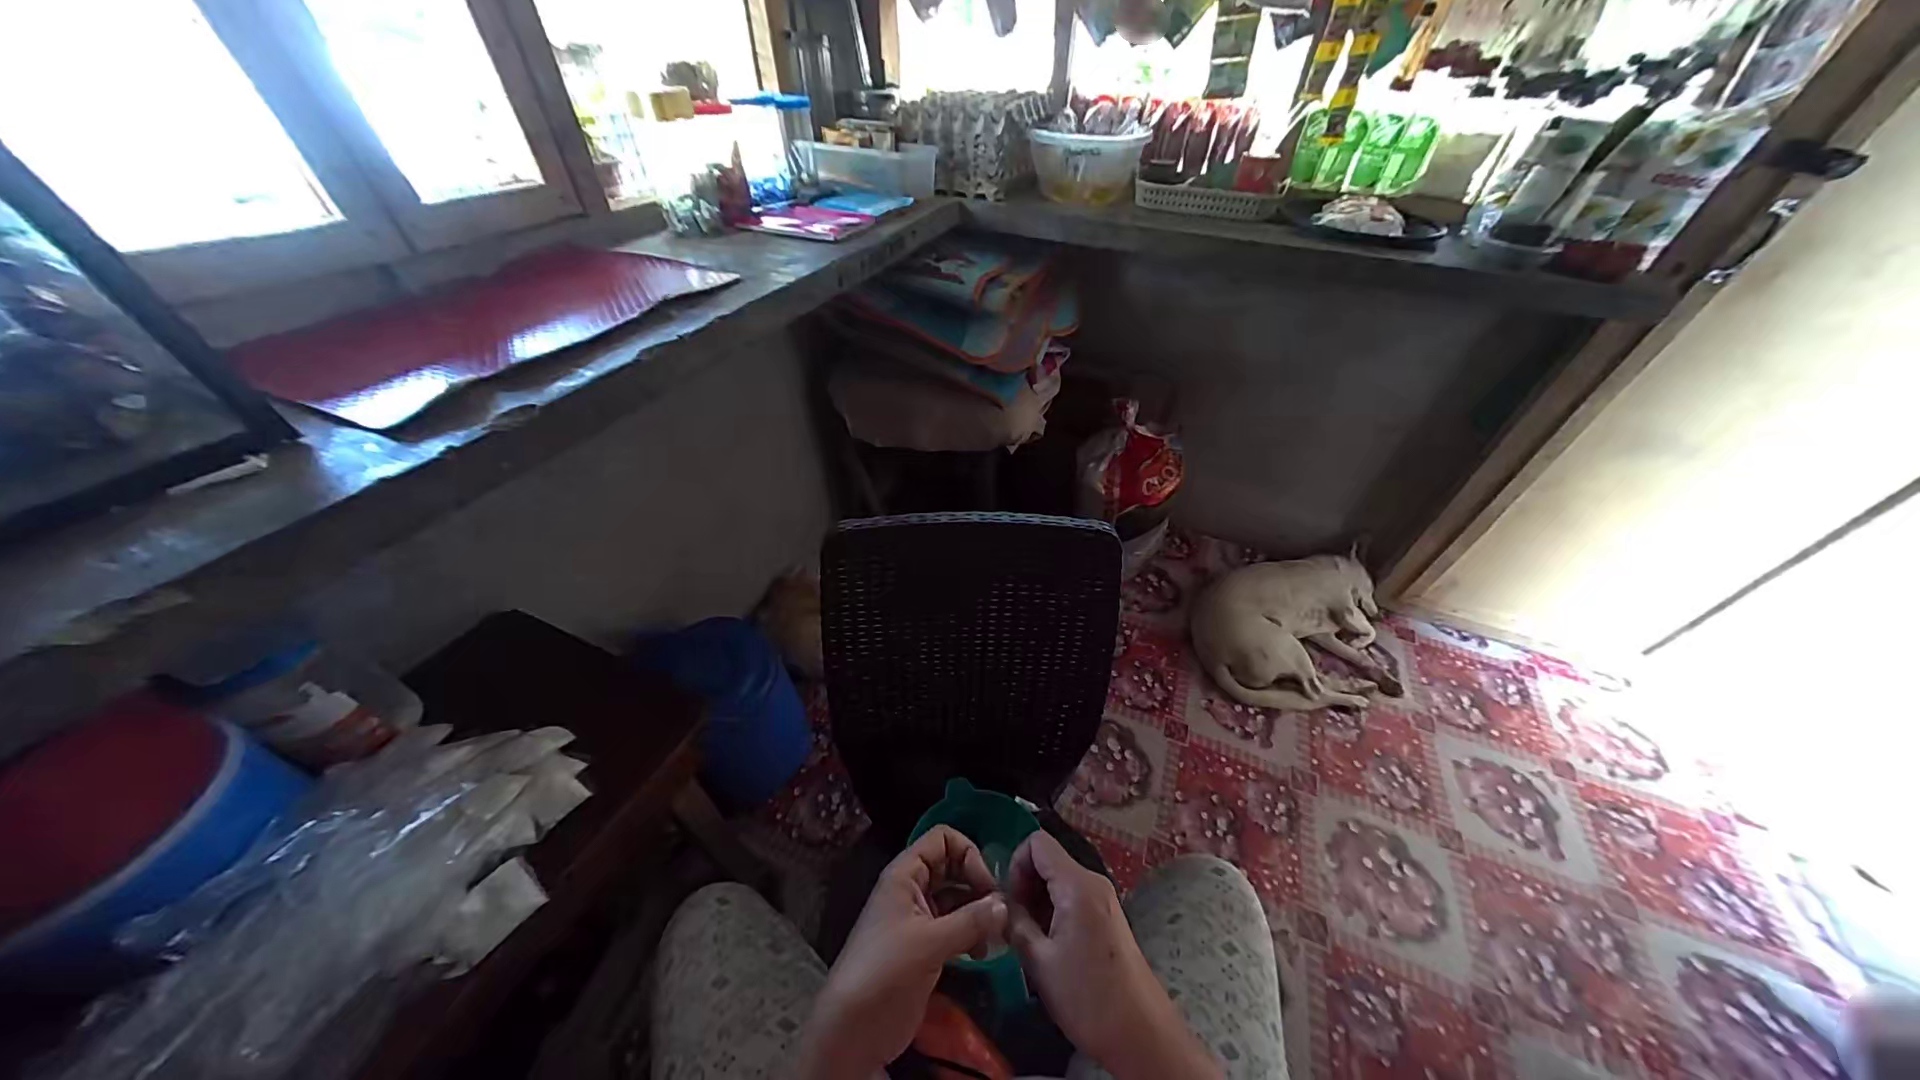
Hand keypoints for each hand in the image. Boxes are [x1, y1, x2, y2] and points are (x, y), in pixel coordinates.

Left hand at [792, 826, 1008, 1079]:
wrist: (852, 1030)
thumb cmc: (885, 971)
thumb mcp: (929, 942)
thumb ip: (970, 921)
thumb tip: (1005, 905)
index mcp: (905, 873)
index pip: (942, 839)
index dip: (968, 854)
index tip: (988, 886)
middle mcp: (912, 888)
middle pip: (953, 867)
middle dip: (978, 884)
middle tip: (1001, 912)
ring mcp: (918, 918)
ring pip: (957, 898)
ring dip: (979, 912)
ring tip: (996, 937)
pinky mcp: (925, 947)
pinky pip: (955, 926)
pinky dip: (972, 933)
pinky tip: (983, 953)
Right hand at [1005, 831, 1221, 1079]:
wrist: (1143, 1036)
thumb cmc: (1088, 998)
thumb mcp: (1039, 961)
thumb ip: (1015, 922)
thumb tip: (1000, 904)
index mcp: (1077, 885)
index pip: (1037, 842)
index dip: (1015, 865)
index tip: (1008, 902)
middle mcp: (1093, 882)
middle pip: (1049, 860)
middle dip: (1025, 885)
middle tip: (1015, 924)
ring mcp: (1104, 899)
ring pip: (1059, 880)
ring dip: (1038, 901)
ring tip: (1031, 940)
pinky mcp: (1108, 917)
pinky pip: (1073, 896)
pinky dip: (1055, 911)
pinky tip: (1051, 946)